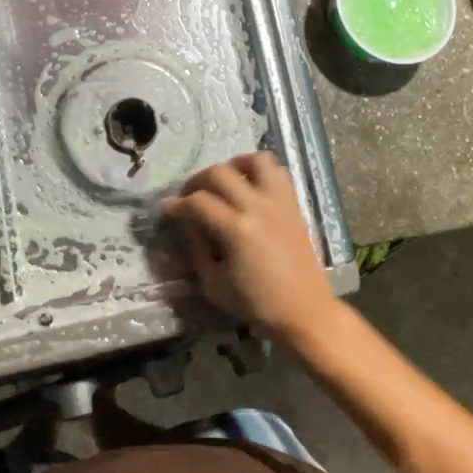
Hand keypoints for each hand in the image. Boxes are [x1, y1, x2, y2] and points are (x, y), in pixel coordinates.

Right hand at [163, 153, 341, 344]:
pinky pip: (278, 172)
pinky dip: (260, 172)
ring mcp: (279, 202)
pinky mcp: (294, 205)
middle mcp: (258, 207)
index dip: (177, 204)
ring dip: (233, 166)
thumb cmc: (257, 304)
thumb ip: (197, 249)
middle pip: (220, 173)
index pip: (198, 202)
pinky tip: (249, 187)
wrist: (305, 312)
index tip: (167, 209)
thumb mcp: (214, 284)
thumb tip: (188, 224)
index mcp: (237, 230)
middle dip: (197, 181)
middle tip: (189, 197)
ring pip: (255, 161)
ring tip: (223, 183)